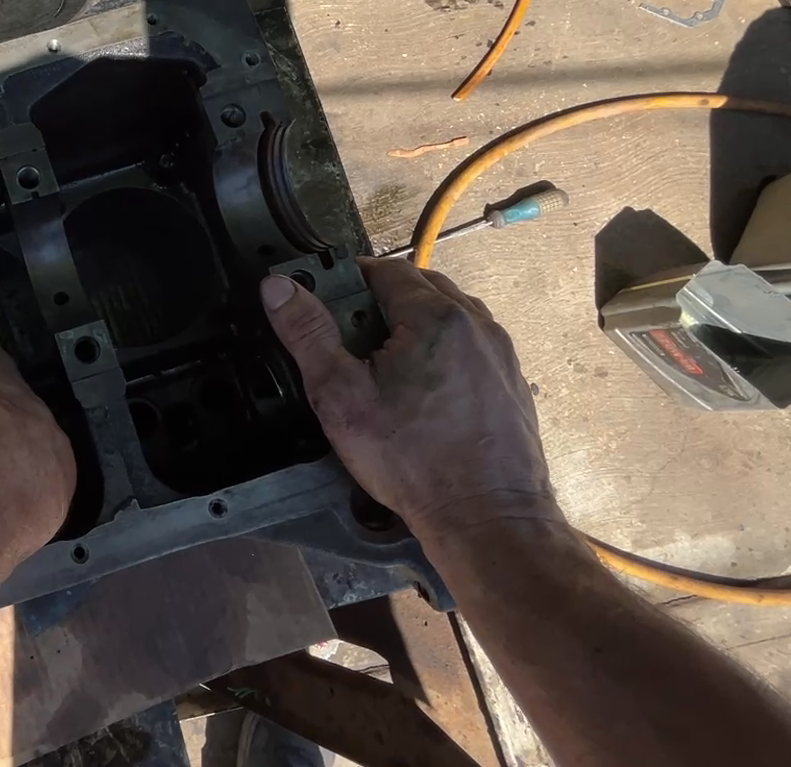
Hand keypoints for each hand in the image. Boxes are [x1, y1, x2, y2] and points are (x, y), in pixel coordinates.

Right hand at [259, 258, 558, 538]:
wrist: (487, 519)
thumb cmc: (409, 456)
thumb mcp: (339, 393)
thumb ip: (308, 333)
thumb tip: (278, 285)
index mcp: (434, 318)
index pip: (385, 270)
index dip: (349, 276)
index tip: (324, 296)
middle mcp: (476, 325)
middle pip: (422, 285)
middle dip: (380, 295)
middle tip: (346, 327)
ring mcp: (501, 354)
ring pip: (450, 312)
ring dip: (413, 317)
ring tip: (381, 353)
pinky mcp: (512, 384)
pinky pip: (471, 341)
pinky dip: (440, 343)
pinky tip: (419, 381)